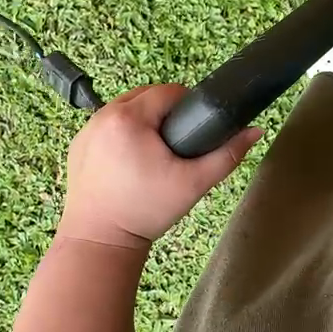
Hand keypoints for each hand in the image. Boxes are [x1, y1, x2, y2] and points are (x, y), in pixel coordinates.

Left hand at [56, 84, 264, 250]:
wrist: (100, 240)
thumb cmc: (147, 209)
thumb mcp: (195, 182)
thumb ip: (227, 154)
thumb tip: (255, 130)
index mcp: (129, 118)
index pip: (169, 91)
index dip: (189, 106)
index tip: (194, 131)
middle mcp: (103, 116)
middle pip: (146, 95)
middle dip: (166, 112)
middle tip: (179, 142)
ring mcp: (86, 130)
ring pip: (126, 108)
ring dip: (145, 119)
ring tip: (159, 149)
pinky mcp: (77, 145)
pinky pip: (108, 125)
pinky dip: (124, 132)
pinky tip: (134, 157)